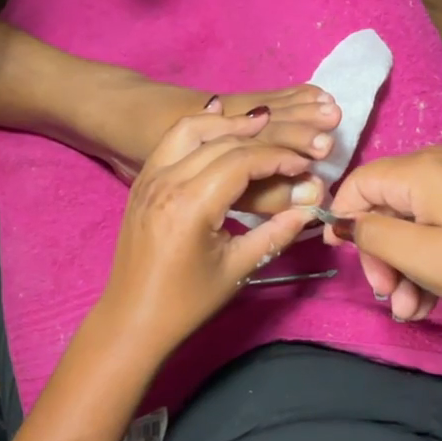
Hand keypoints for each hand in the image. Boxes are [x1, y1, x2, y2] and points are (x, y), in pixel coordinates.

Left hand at [99, 106, 318, 351]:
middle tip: (294, 146)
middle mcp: (166, 181)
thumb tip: (309, 208)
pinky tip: (219, 123)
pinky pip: (171, 142)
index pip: (242, 161)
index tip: (306, 163)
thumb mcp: (237, 270)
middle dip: (261, 140)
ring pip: (191, 130)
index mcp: (190, 205)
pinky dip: (198, 129)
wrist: (132, 318)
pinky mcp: (141, 182)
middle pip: (221, 142)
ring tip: (261, 122)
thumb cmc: (186, 302)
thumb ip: (275, 234)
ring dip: (227, 123)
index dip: (278, 157)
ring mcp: (149, 178)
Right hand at [323, 146, 441, 320]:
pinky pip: (434, 226)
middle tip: (389, 297)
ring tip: (411, 309)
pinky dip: (427, 259)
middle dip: (381, 255)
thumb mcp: (422, 256)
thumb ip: (372, 236)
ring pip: (410, 223)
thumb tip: (345, 224)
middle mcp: (434, 166)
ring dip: (404, 267)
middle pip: (384, 207)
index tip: (345, 260)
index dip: (342, 220)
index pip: (357, 184)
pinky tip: (429, 299)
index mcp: (418, 170)